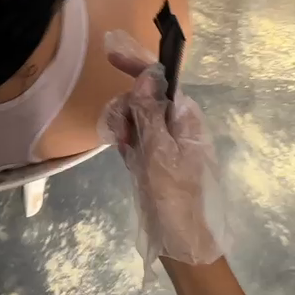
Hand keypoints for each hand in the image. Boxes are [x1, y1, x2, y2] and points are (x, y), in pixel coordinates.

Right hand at [100, 31, 228, 266]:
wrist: (182, 242)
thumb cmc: (174, 196)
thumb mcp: (158, 152)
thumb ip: (149, 112)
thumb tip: (147, 75)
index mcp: (185, 118)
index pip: (160, 79)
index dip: (136, 63)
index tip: (109, 53)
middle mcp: (177, 123)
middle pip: (143, 95)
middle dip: (126, 106)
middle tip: (120, 133)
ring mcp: (165, 140)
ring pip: (135, 115)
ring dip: (123, 124)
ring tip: (123, 148)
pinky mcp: (154, 156)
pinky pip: (134, 135)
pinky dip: (125, 139)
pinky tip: (124, 155)